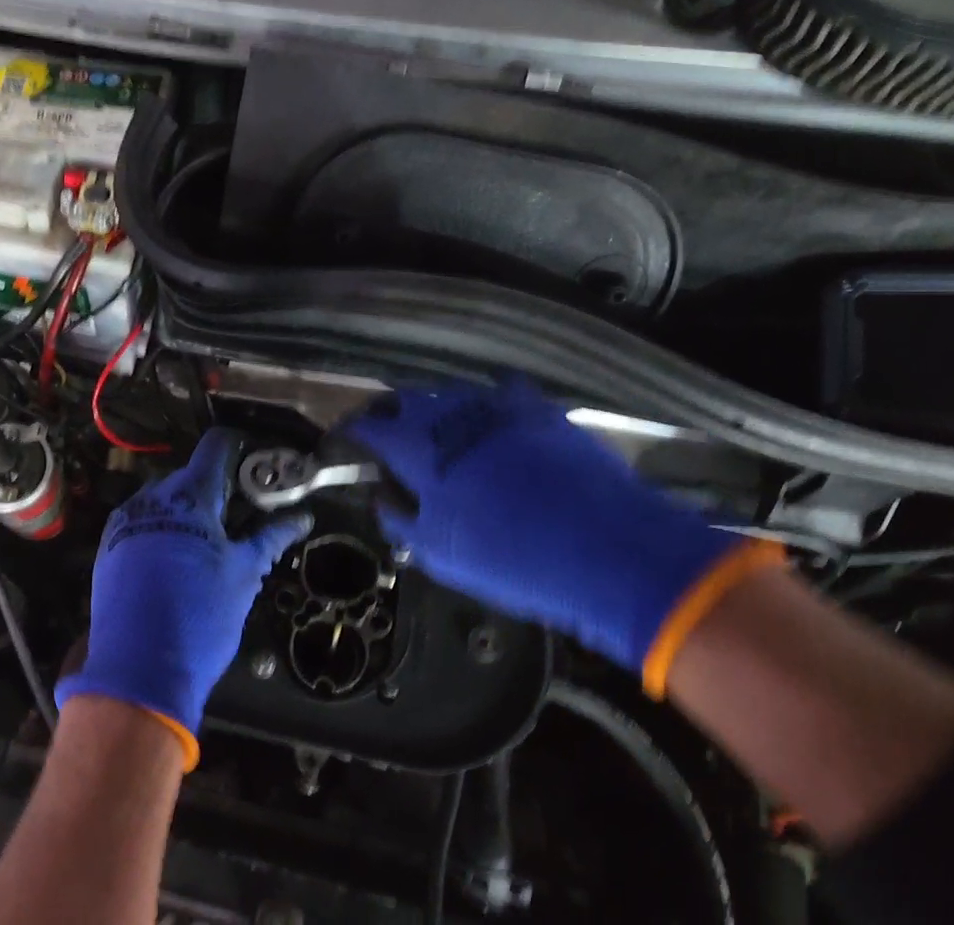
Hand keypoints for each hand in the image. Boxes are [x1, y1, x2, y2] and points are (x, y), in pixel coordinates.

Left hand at [56, 428, 311, 764]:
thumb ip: (270, 537)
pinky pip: (142, 523)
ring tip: (209, 549)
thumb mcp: (244, 575)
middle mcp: (151, 496)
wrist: (138, 668)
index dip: (241, 451)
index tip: (258, 472)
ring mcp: (124, 520)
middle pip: (190, 476)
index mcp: (188, 494)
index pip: (216, 446)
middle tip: (241, 523)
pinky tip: (176, 564)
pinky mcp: (108, 546)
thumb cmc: (201, 616)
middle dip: (217, 492)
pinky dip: (162, 531)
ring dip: (187, 513)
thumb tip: (302, 516)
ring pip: (164, 501)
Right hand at [342, 380, 780, 693]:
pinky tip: (489, 430)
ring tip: (435, 437)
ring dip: (434, 412)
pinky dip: (482, 410)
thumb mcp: (439, 554)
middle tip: (385, 441)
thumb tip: (384, 498)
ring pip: (450, 395)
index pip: (367, 425)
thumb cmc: (511, 558)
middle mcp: (453, 412)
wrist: (611, 550)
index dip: (349, 434)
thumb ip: (401, 519)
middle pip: (406, 400)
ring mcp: (500, 405)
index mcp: (418, 446)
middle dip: (388, 417)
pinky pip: (499, 396)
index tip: (342, 444)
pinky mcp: (541, 410)